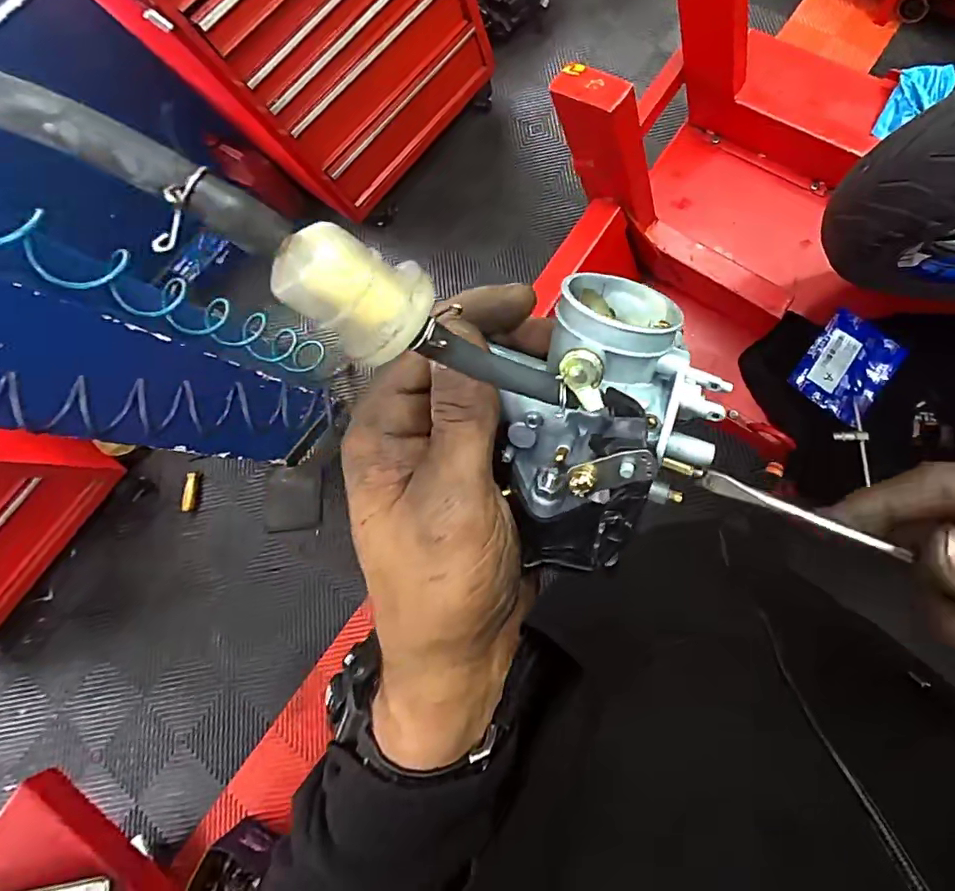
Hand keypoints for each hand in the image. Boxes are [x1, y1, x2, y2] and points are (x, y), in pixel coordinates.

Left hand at [342, 284, 551, 768]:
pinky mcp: (483, 472)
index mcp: (385, 432)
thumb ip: (459, 412)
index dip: (469, 318)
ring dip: (526, 376)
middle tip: (557, 338)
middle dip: (505, 344)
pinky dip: (535, 410)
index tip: (522, 302)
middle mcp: (414, 433)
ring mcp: (451, 453)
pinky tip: (565, 403)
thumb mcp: (450, 496)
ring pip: (488, 394)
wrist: (465, 653)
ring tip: (568, 366)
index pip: (423, 352)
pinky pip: (508, 426)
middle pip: (458, 366)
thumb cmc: (442, 581)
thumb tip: (459, 328)